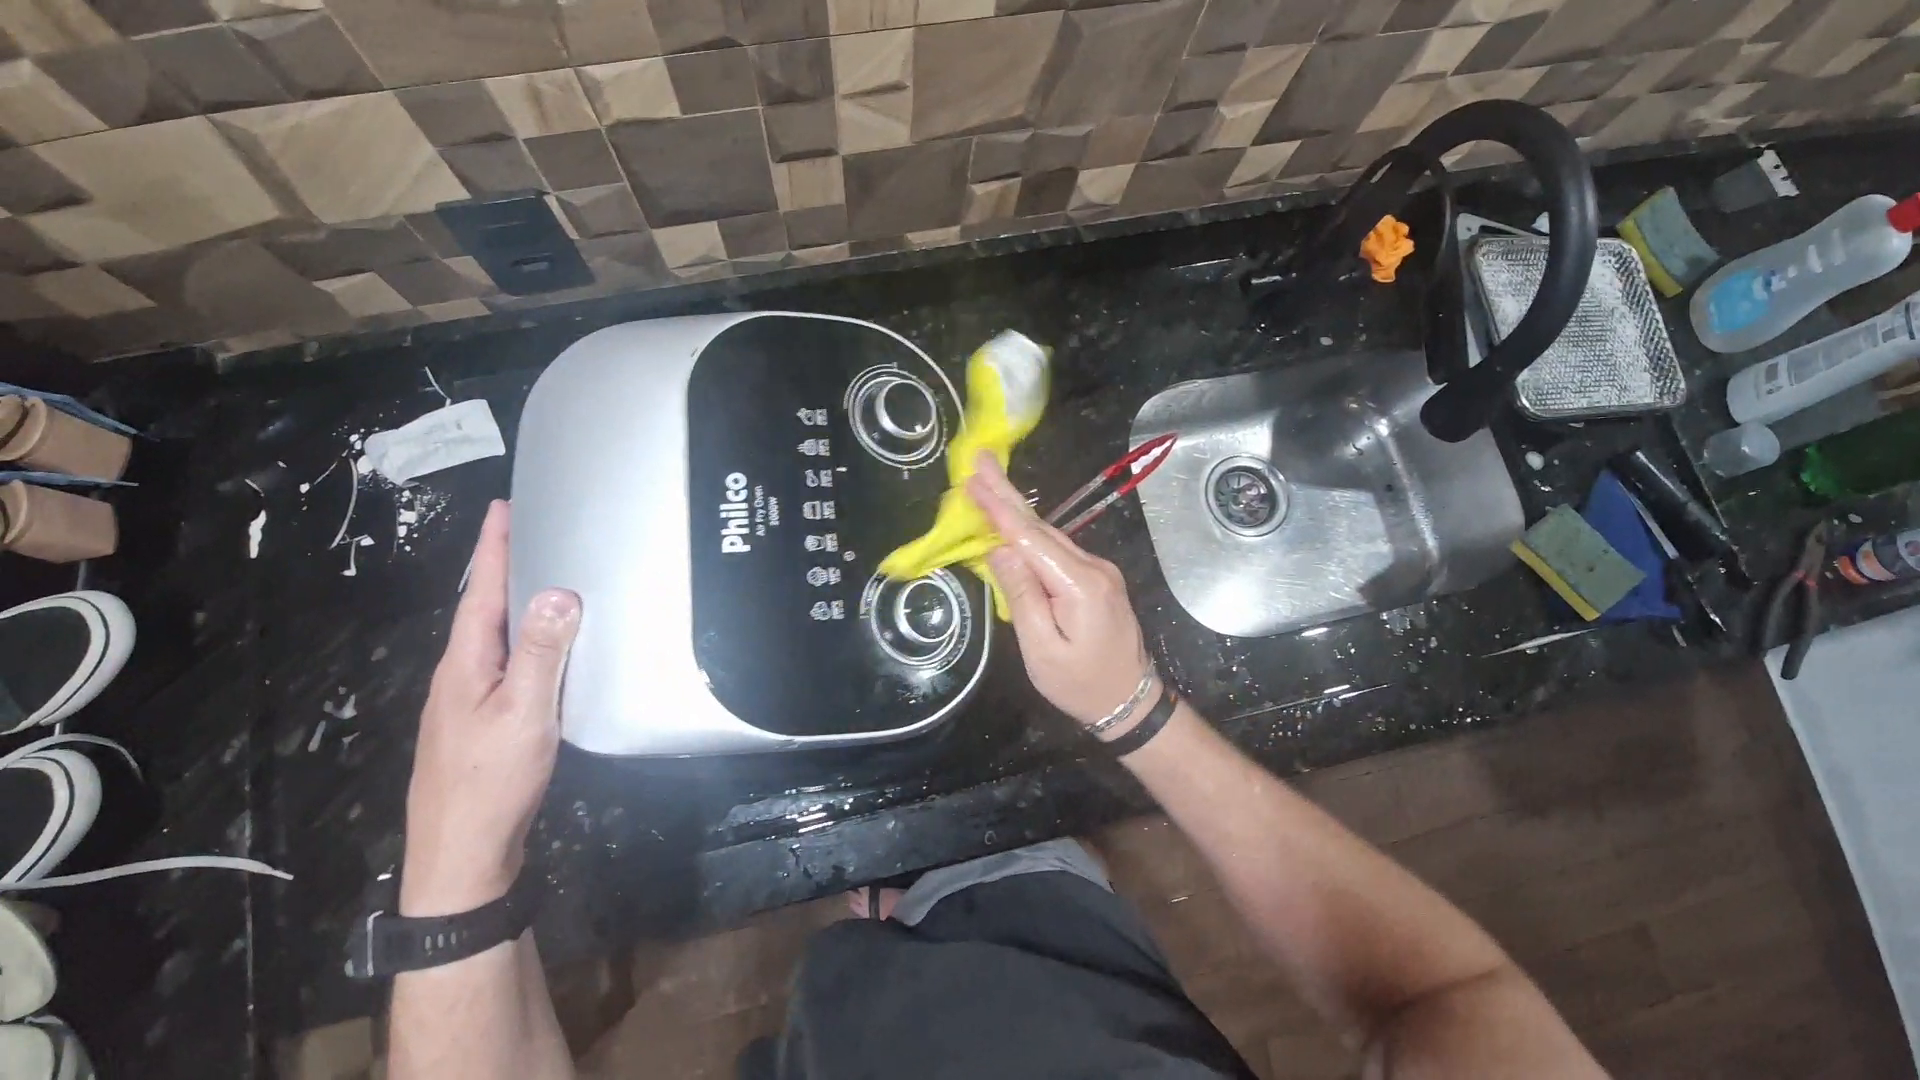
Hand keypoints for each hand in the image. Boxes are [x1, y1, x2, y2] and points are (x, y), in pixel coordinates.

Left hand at [401, 500, 580, 916]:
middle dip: (505, 568)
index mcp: (464, 663)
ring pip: (494, 639)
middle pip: (484, 610)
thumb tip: (560, 591)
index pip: (482, 591)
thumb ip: (542, 653)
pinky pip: (505, 665)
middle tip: (534, 533)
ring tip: (545, 578)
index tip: (505, 506)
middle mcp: (459, 675)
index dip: (494, 548)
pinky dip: (524, 642)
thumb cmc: (491, 780)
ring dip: (515, 605)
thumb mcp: (523, 713)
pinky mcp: (482, 725)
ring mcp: (466, 702)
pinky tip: (545, 650)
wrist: (461, 856)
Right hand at [966, 453, 1155, 729]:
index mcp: (1080, 585)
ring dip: (1016, 511)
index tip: (975, 478)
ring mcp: (1099, 572)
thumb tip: (1000, 551)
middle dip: (1007, 494)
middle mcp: (1094, 568)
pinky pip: (1057, 551)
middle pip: (1041, 528)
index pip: (1030, 539)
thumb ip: (1021, 597)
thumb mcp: (1042, 650)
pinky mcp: (1097, 580)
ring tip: (987, 484)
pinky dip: (1031, 535)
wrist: (1130, 703)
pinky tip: (1012, 522)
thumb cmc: (1081, 685)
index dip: (999, 508)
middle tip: (980, 460)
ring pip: (1050, 536)